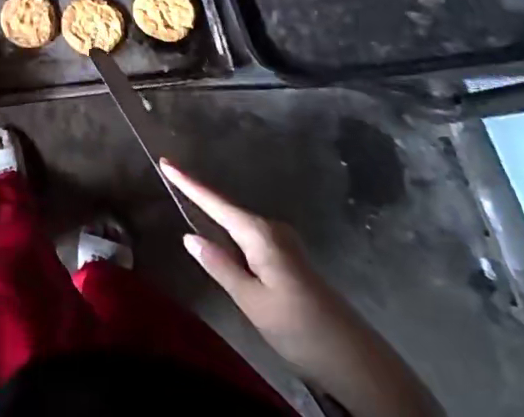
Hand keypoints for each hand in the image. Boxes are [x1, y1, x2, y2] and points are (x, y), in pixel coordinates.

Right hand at [167, 160, 446, 416]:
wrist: (357, 361)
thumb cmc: (301, 329)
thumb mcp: (252, 302)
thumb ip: (220, 266)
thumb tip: (189, 237)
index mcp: (260, 235)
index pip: (215, 202)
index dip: (188, 182)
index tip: (165, 161)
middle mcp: (272, 230)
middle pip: (226, 207)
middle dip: (198, 194)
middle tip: (169, 177)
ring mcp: (283, 243)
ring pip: (238, 223)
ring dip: (213, 214)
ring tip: (185, 201)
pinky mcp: (289, 258)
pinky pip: (249, 236)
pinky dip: (229, 232)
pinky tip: (218, 237)